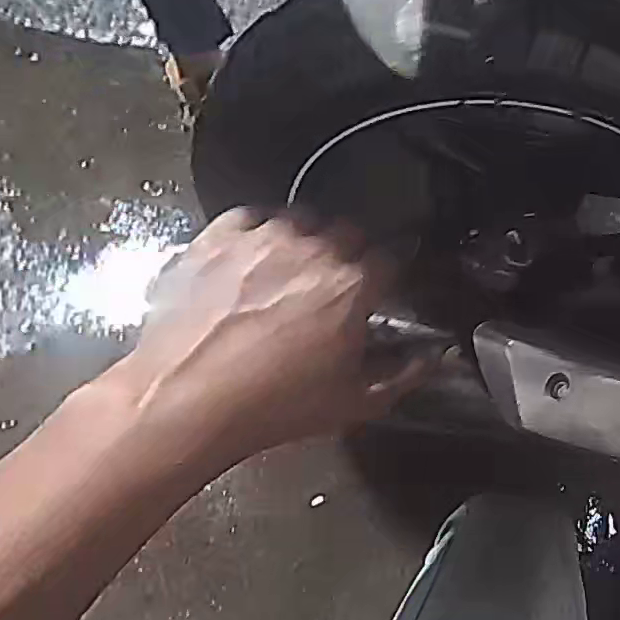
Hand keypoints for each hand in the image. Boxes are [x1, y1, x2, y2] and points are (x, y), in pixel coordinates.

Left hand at [96, 208, 433, 469]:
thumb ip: (408, 374)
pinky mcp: (213, 240)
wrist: (184, 400)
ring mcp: (259, 240)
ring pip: (301, 218)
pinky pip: (249, 216)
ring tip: (300, 265)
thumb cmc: (277, 404)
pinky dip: (260, 230)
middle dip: (355, 251)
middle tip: (344, 280)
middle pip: (349, 230)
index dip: (392, 272)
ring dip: (310, 237)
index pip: (391, 258)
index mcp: (353, 285)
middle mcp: (312, 251)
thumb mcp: (358, 400)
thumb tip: (435, 357)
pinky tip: (257, 255)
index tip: (387, 285)